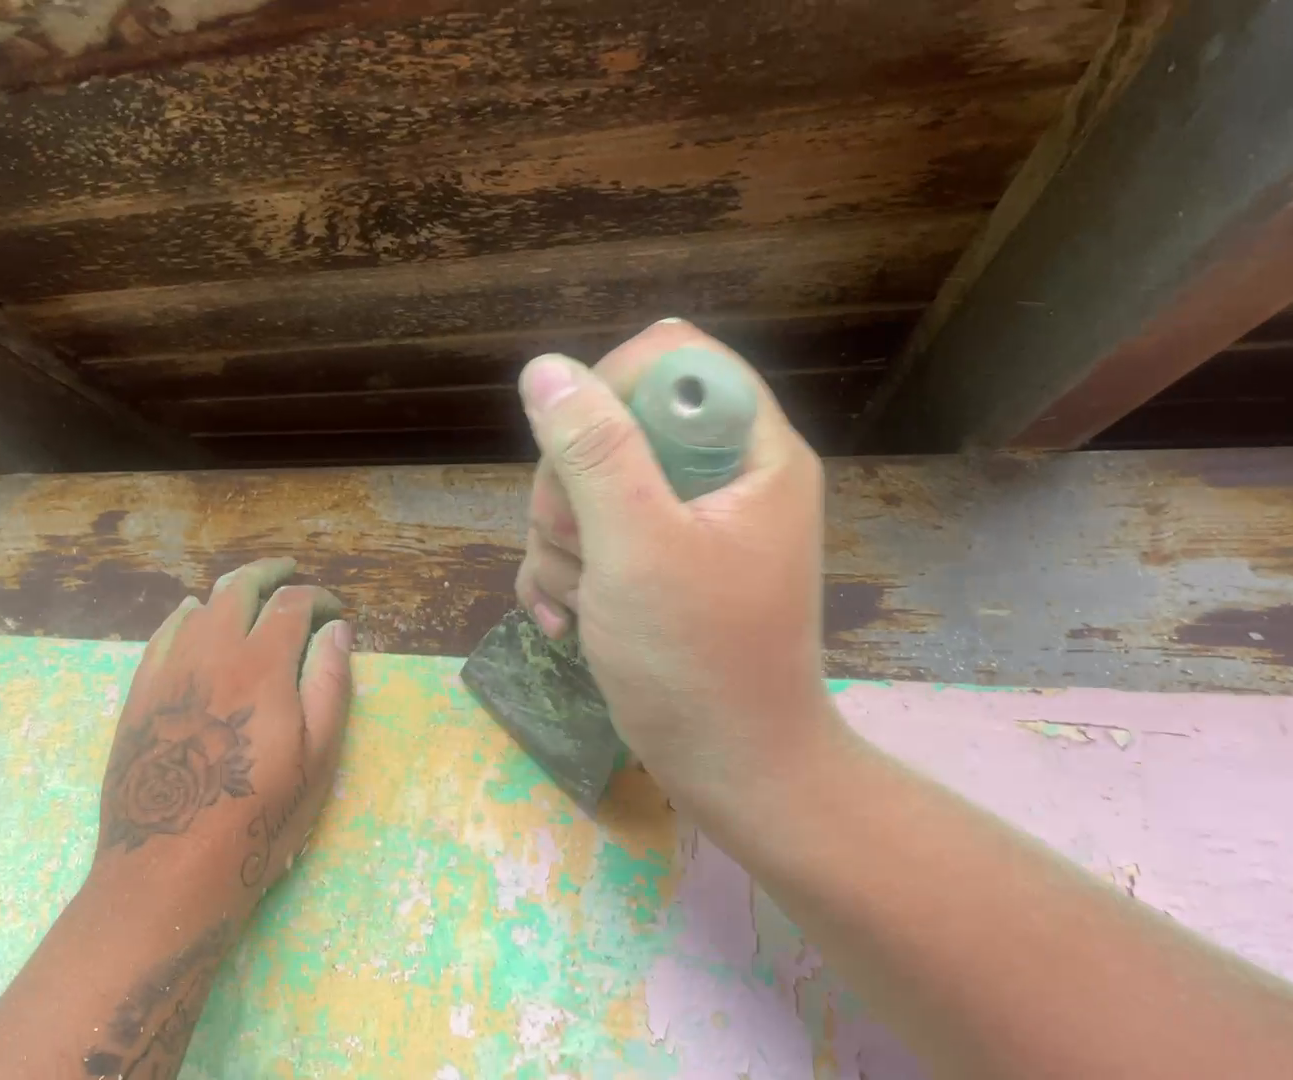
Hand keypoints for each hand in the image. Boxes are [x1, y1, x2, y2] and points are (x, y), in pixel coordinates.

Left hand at [90, 557, 352, 931]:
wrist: (167, 866)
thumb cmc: (257, 818)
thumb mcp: (317, 759)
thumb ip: (329, 685)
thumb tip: (338, 630)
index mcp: (262, 665)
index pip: (293, 604)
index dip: (318, 598)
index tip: (333, 611)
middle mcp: (213, 651)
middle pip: (240, 586)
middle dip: (271, 572)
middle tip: (290, 573)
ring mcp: (170, 668)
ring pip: (200, 605)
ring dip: (231, 590)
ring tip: (250, 594)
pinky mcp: (141, 691)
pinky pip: (164, 632)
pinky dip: (187, 614)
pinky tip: (194, 617)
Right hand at [512, 319, 842, 817]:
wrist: (731, 770)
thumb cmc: (698, 661)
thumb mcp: (638, 547)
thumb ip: (594, 451)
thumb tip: (545, 368)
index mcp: (747, 452)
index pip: (671, 359)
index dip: (611, 390)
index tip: (579, 456)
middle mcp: (716, 478)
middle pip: (612, 426)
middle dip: (572, 491)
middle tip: (586, 550)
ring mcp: (680, 525)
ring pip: (583, 488)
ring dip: (560, 544)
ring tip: (586, 603)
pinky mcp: (650, 566)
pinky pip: (582, 539)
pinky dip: (562, 575)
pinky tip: (567, 620)